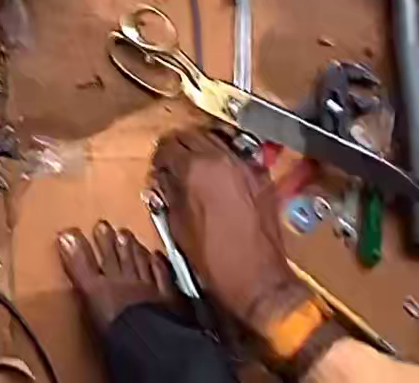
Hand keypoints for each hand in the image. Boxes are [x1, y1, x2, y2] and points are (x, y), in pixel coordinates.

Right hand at [152, 128, 307, 329]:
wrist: (261, 283)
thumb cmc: (214, 258)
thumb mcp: (178, 225)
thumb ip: (169, 193)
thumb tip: (163, 178)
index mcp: (194, 169)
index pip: (168, 146)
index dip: (158, 157)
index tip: (157, 168)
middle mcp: (218, 159)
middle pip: (189, 135)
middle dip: (177, 146)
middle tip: (172, 161)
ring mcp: (243, 165)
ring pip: (214, 138)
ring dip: (200, 146)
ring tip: (194, 162)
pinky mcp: (260, 176)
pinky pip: (236, 154)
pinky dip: (224, 156)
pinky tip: (219, 171)